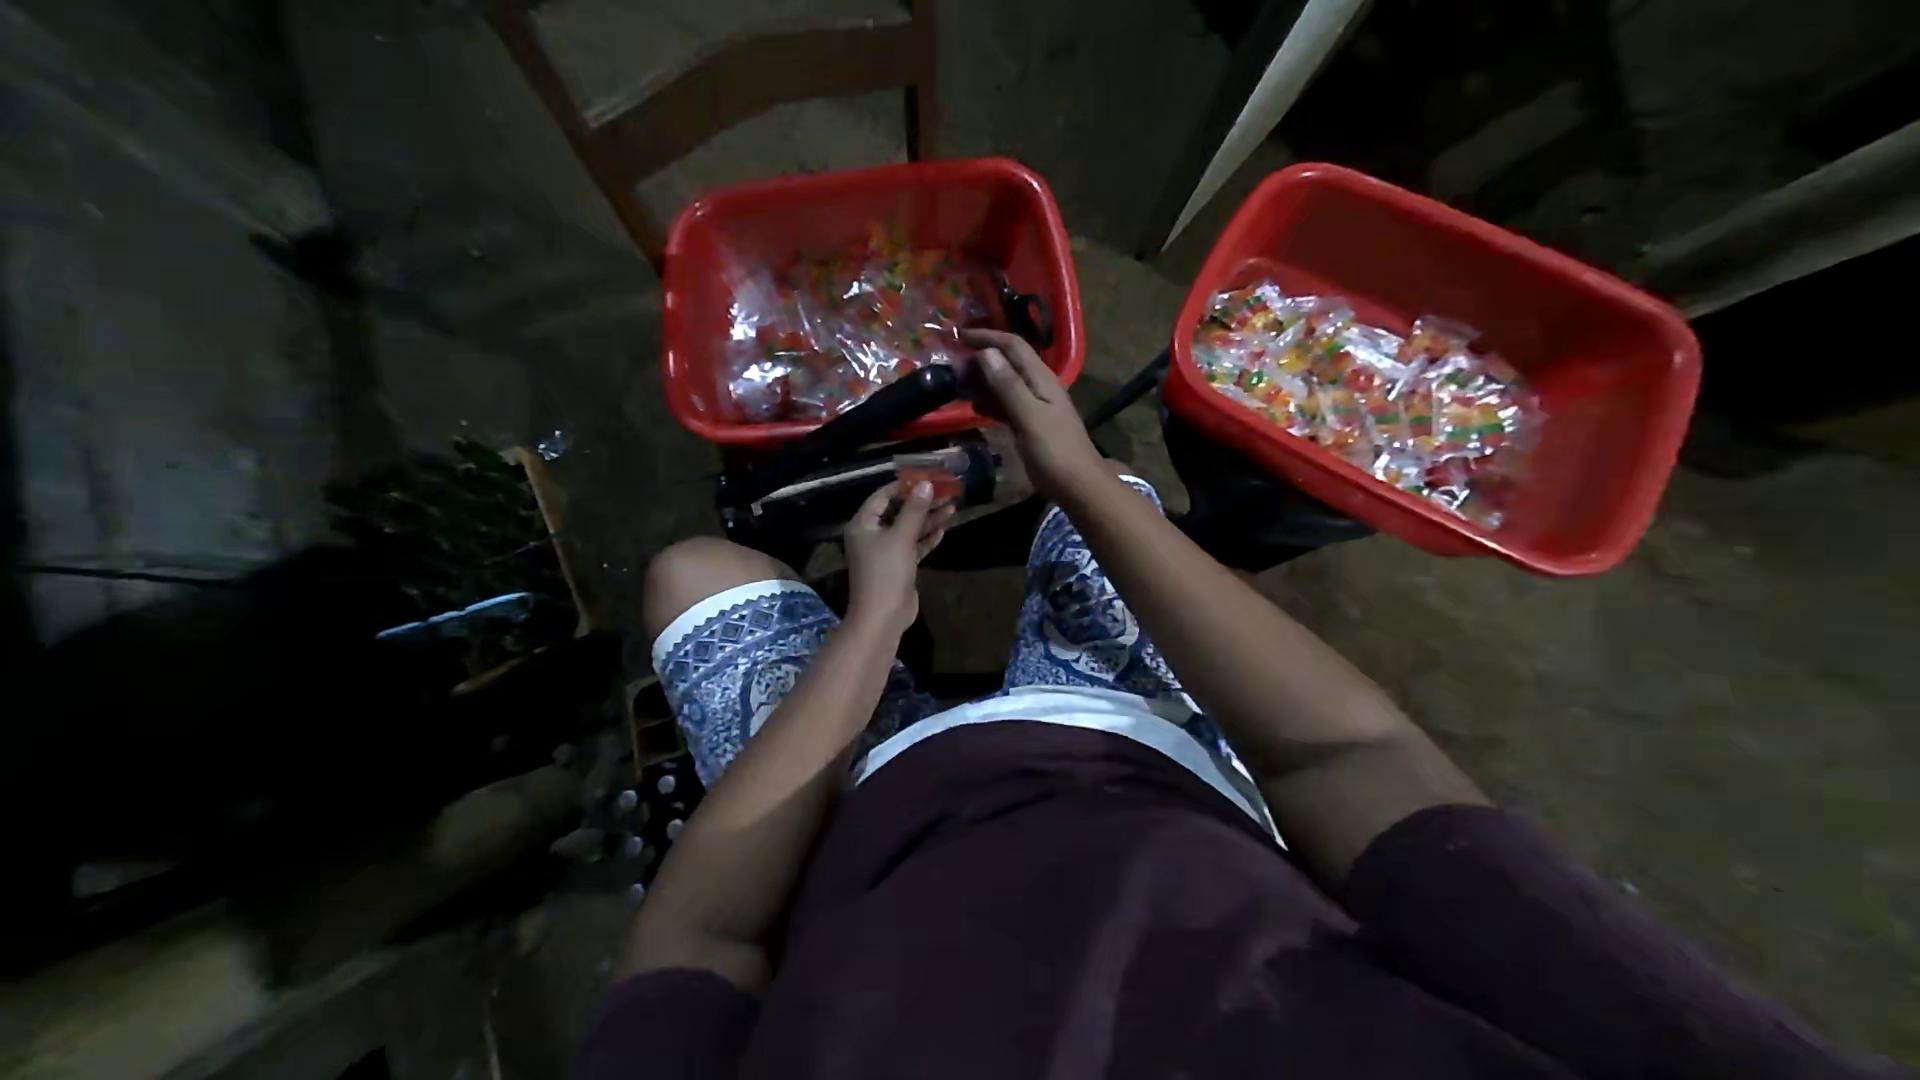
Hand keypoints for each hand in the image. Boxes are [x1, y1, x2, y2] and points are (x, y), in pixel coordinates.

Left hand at [843, 480, 955, 635]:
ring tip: (952, 507)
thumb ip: (914, 510)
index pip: (883, 496)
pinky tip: (944, 529)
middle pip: (898, 511)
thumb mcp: (901, 538)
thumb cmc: (886, 572)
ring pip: (908, 529)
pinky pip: (913, 546)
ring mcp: (885, 551)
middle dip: (921, 503)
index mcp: (863, 525)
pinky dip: (926, 538)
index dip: (904, 486)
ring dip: (928, 519)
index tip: (927, 477)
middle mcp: (872, 535)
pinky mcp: (899, 565)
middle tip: (946, 492)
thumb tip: (926, 484)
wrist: (883, 616)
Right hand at [960, 328, 1104, 500]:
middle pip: (1007, 362)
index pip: (1012, 345)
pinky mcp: (1030, 424)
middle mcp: (1038, 386)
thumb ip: (1008, 386)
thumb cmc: (1055, 452)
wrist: (1078, 486)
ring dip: (982, 380)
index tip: (958, 336)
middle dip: (981, 358)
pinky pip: (1006, 404)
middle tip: (952, 365)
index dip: (986, 336)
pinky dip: (989, 401)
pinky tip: (974, 406)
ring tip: (957, 383)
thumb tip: (986, 353)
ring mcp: (1035, 406)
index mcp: (1041, 379)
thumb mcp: (1030, 417)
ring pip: (1005, 383)